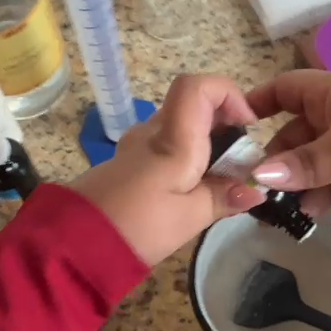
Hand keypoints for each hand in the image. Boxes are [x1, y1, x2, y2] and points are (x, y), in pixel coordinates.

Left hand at [69, 74, 265, 264]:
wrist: (74, 245)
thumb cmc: (137, 226)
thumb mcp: (190, 217)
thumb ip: (224, 196)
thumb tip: (256, 188)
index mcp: (172, 137)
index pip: (198, 86)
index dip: (229, 94)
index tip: (247, 125)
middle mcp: (152, 131)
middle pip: (195, 107)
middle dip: (226, 127)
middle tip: (242, 165)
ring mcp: (137, 146)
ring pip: (182, 129)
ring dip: (208, 146)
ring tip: (223, 184)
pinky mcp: (129, 164)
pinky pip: (167, 147)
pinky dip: (189, 160)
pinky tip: (194, 192)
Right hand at [245, 70, 330, 215]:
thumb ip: (302, 166)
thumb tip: (258, 176)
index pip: (284, 89)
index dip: (258, 103)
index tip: (234, 127)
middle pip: (296, 132)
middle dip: (277, 160)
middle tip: (256, 188)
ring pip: (315, 160)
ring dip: (299, 183)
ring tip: (281, 209)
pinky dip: (323, 193)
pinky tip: (310, 213)